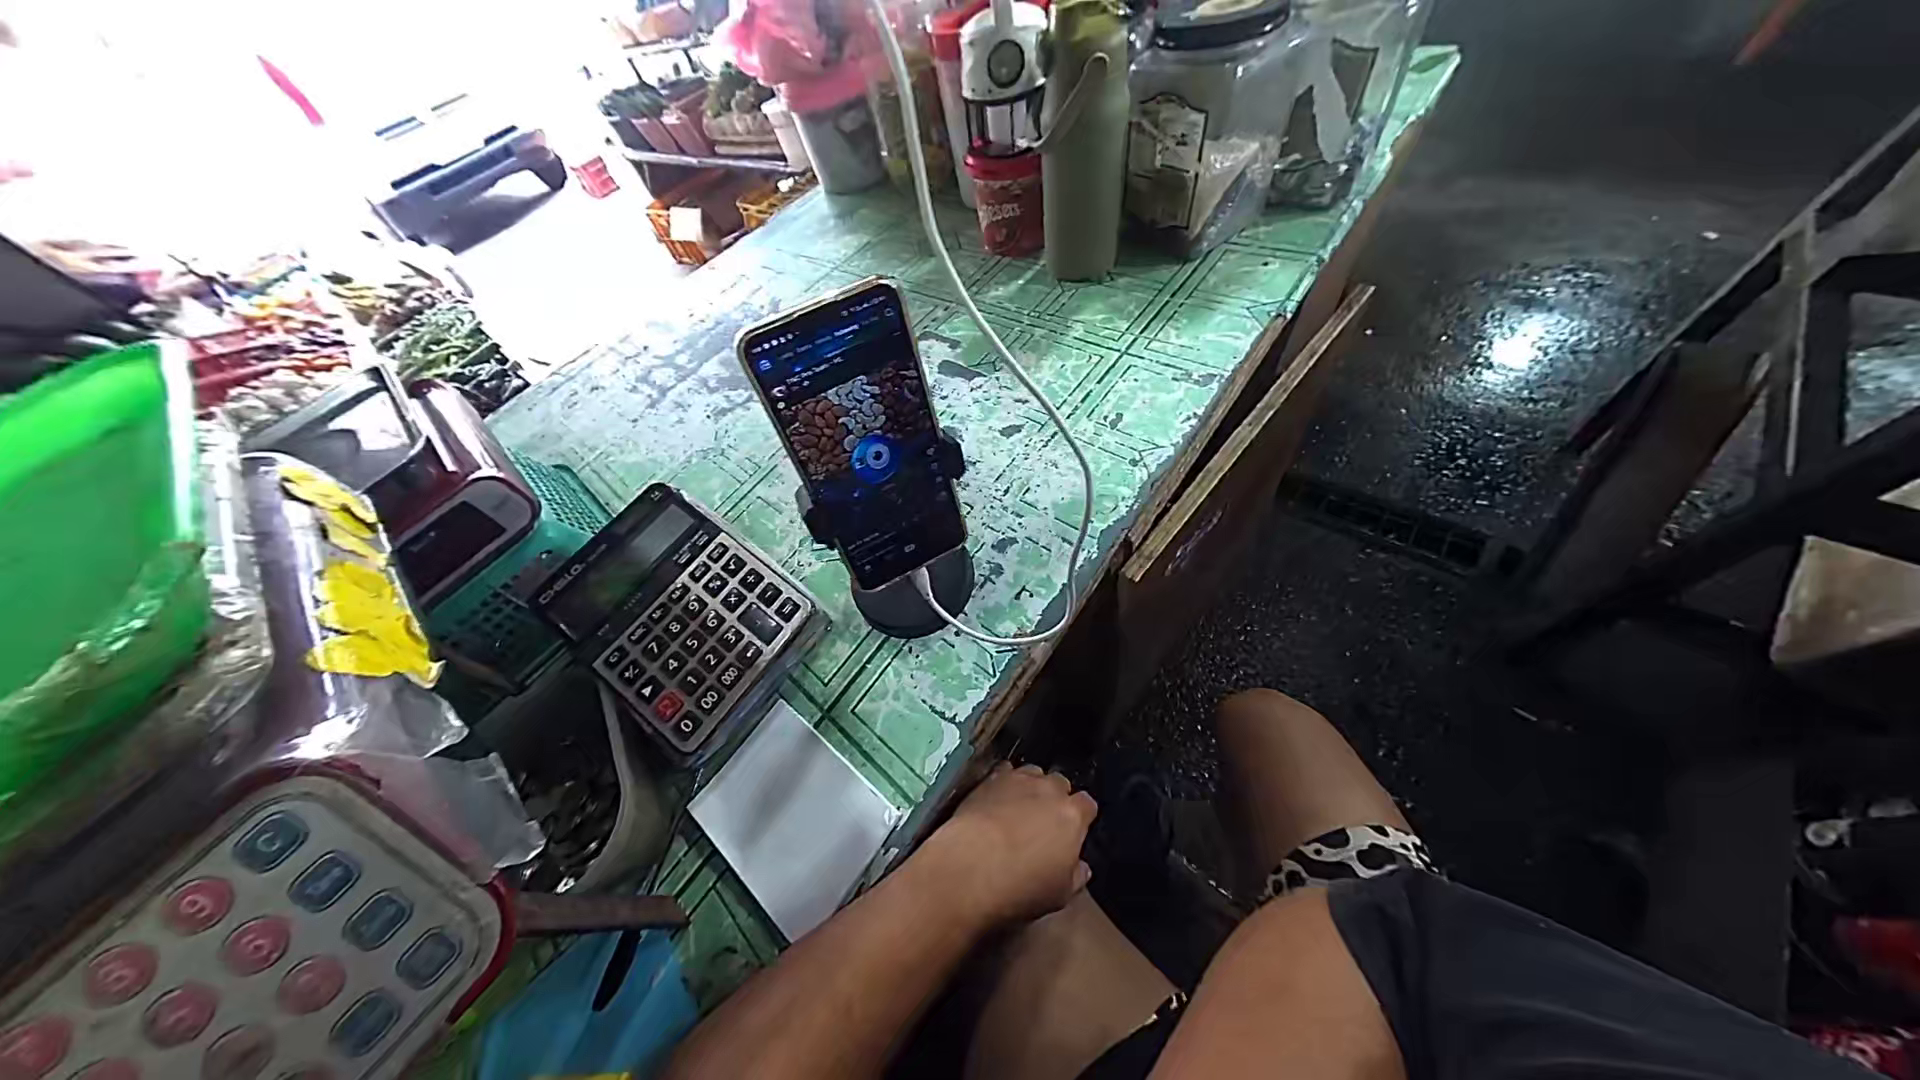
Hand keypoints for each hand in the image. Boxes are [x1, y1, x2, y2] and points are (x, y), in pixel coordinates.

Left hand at [921, 763, 1097, 926]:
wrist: (970, 867)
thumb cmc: (1020, 885)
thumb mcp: (1059, 894)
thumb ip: (1076, 876)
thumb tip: (1081, 869)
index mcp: (1072, 816)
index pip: (1087, 805)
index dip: (1081, 817)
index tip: (1073, 831)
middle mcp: (1048, 790)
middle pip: (1060, 783)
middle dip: (1055, 798)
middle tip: (1044, 822)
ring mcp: (1017, 780)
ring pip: (1032, 773)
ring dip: (1030, 787)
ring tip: (1018, 809)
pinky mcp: (989, 779)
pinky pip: (1003, 772)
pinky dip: (1003, 782)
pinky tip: (995, 800)